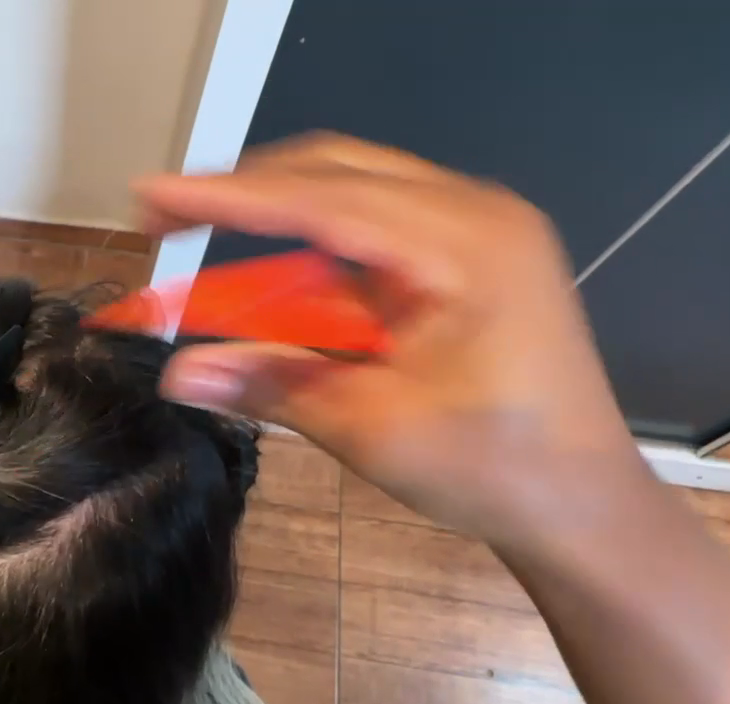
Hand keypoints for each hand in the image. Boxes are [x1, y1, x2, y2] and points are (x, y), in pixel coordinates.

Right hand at [139, 134, 647, 547]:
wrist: (577, 501)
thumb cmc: (493, 468)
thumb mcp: (371, 427)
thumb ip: (273, 385)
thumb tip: (177, 373)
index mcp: (464, 244)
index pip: (322, 201)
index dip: (227, 199)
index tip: (152, 198)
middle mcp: (470, 217)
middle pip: (334, 174)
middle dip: (243, 193)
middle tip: (164, 217)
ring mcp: (468, 237)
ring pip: (349, 197)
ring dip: (271, 219)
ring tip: (199, 237)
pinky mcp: (457, 266)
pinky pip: (366, 238)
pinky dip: (305, 254)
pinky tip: (265, 276)